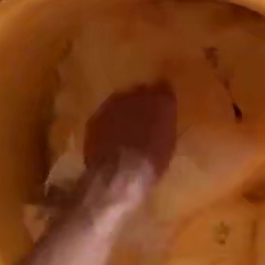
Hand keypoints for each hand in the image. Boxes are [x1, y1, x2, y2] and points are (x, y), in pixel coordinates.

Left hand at [81, 83, 175, 209]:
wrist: (118, 173)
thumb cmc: (151, 164)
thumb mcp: (167, 145)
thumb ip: (163, 126)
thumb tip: (160, 122)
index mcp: (162, 101)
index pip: (165, 90)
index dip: (162, 102)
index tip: (161, 112)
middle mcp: (138, 94)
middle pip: (141, 93)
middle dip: (142, 105)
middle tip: (142, 123)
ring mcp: (115, 103)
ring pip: (122, 102)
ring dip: (124, 113)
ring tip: (124, 132)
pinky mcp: (97, 114)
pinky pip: (106, 115)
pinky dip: (109, 123)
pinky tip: (110, 139)